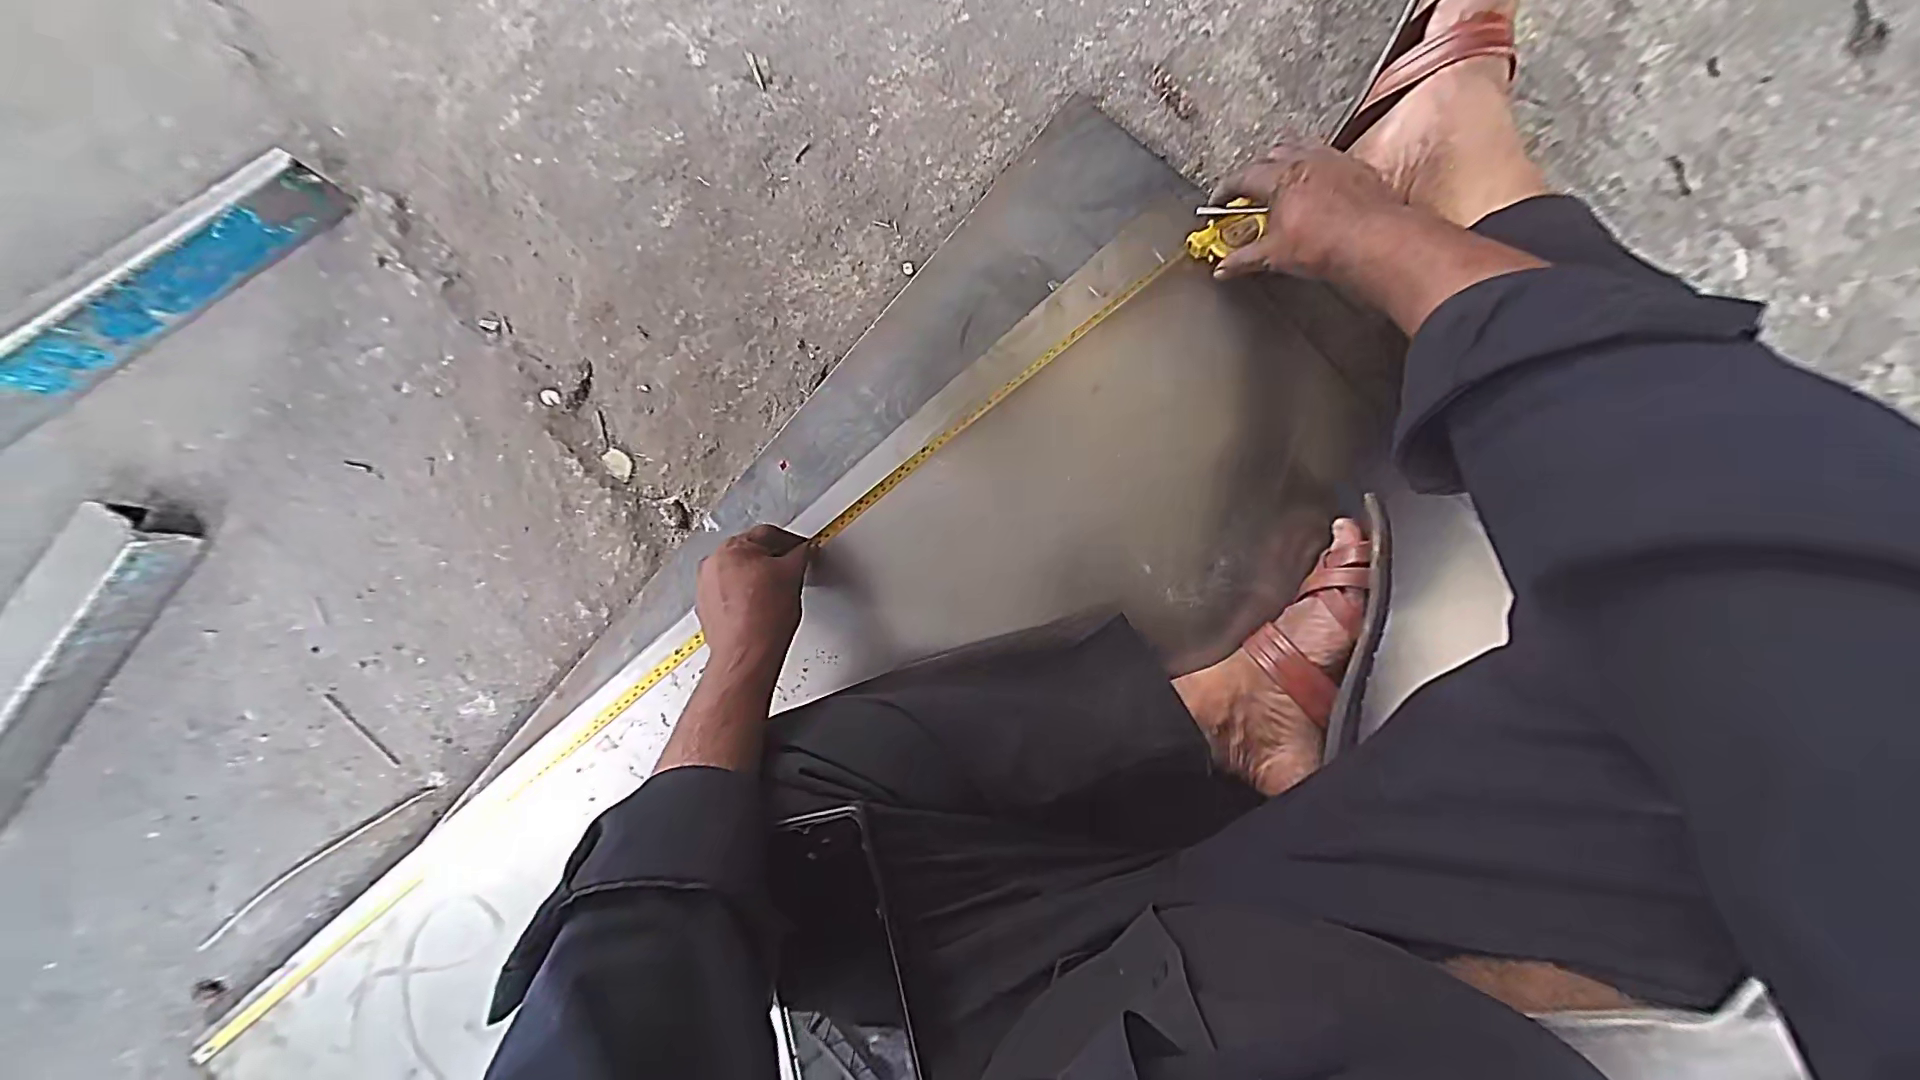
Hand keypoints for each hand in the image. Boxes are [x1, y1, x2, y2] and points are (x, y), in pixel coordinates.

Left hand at [696, 525, 811, 669]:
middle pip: (750, 552)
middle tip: (792, 570)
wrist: (746, 653)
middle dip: (772, 560)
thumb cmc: (763, 619)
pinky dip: (745, 596)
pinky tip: (762, 607)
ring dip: (757, 578)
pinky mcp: (707, 608)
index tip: (802, 550)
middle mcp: (713, 564)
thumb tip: (804, 550)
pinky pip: (729, 593)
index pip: (768, 534)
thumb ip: (801, 554)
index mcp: (731, 549)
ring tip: (777, 593)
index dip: (791, 542)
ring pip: (738, 573)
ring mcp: (706, 587)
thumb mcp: (793, 575)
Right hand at [1208, 143, 1409, 281]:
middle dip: (1255, 172)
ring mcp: (1335, 160)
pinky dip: (1313, 171)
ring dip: (1286, 165)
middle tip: (1247, 193)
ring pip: (1302, 150)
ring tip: (1279, 185)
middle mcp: (1308, 160)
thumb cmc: (1325, 243)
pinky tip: (1313, 190)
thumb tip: (1224, 267)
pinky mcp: (1357, 169)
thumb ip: (1242, 259)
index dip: (1224, 191)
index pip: (1242, 177)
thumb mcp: (1272, 255)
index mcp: (1281, 177)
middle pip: (1272, 155)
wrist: (1373, 242)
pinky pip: (1328, 160)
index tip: (1218, 201)